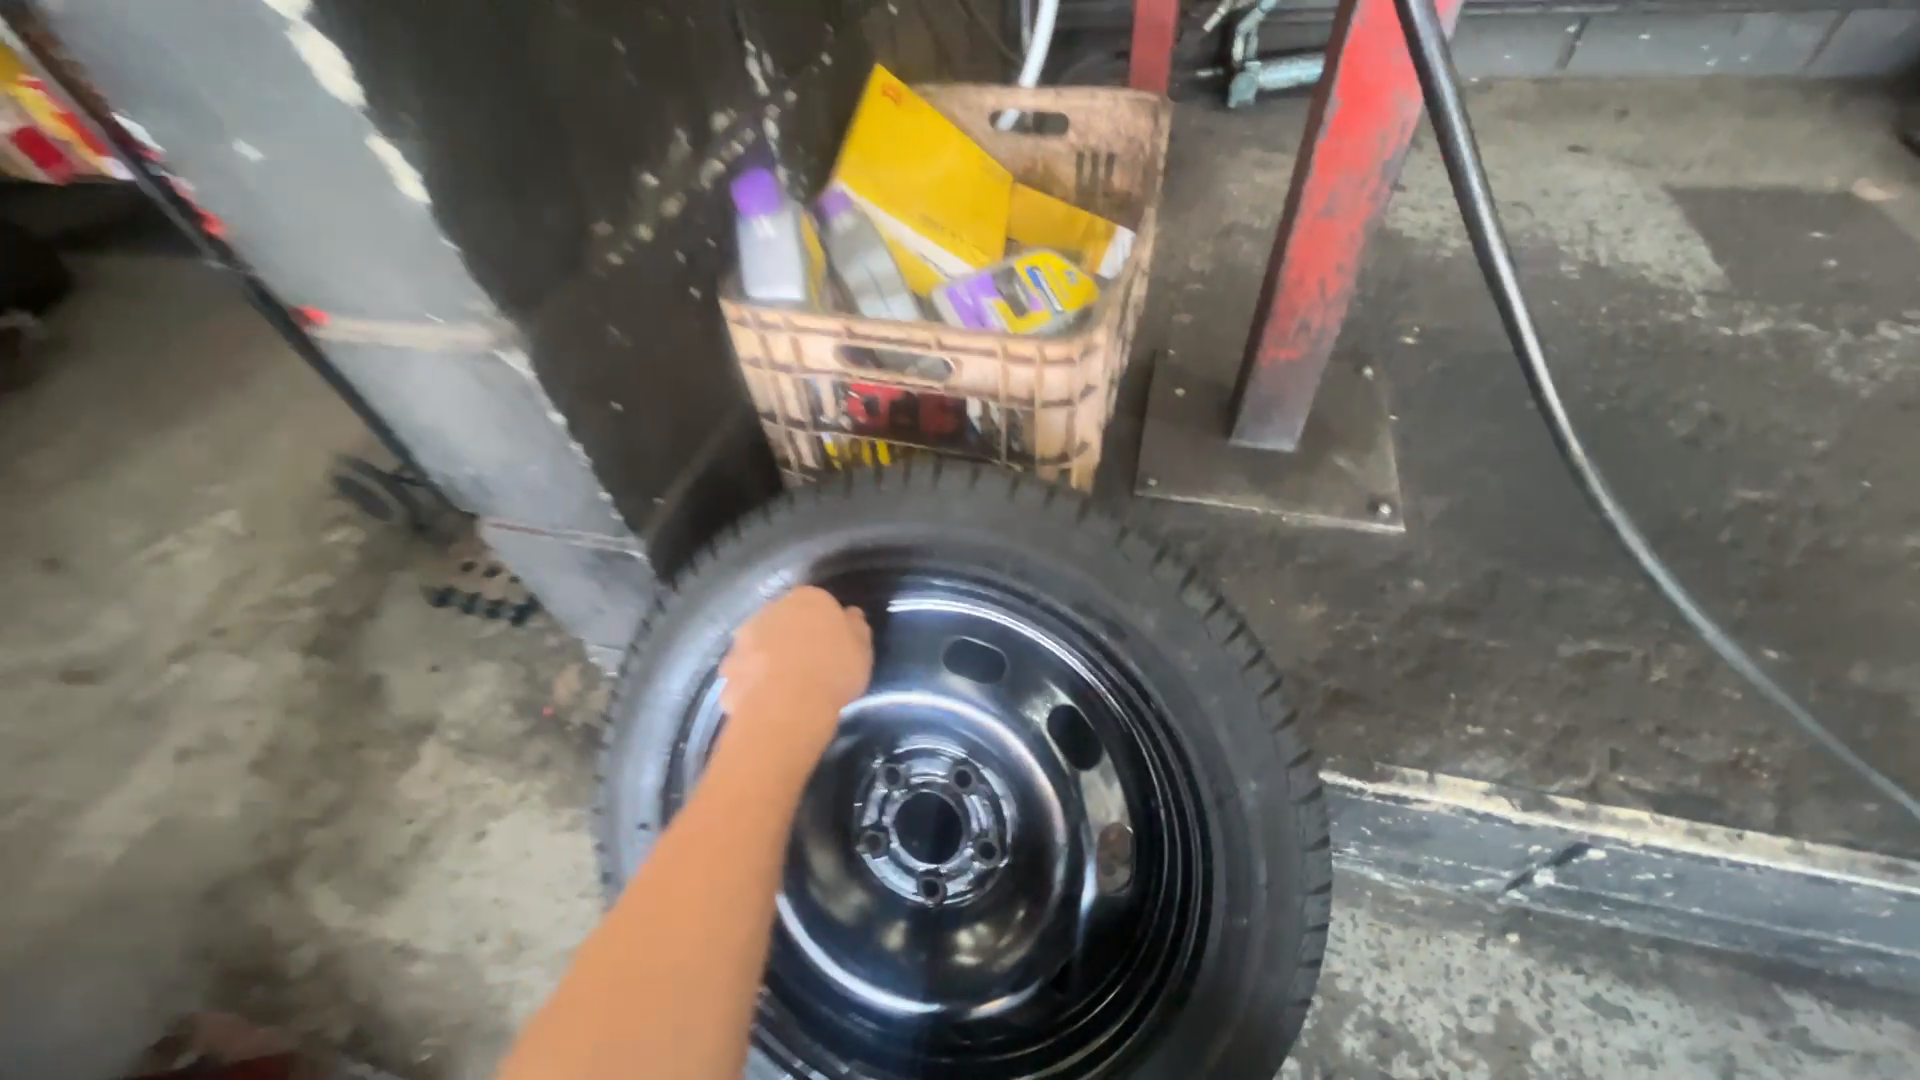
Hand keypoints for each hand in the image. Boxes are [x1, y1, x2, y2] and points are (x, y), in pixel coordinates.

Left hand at [717, 586, 872, 762]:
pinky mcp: (727, 669)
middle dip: (792, 636)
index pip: (818, 603)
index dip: (826, 624)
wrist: (786, 705)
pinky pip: (744, 673)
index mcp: (808, 599)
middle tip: (809, 664)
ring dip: (768, 657)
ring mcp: (743, 639)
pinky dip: (752, 682)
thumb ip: (856, 628)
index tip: (834, 644)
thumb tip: (850, 615)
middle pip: (784, 619)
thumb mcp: (862, 651)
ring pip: (759, 644)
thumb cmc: (833, 671)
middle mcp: (771, 609)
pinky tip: (766, 701)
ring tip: (785, 686)